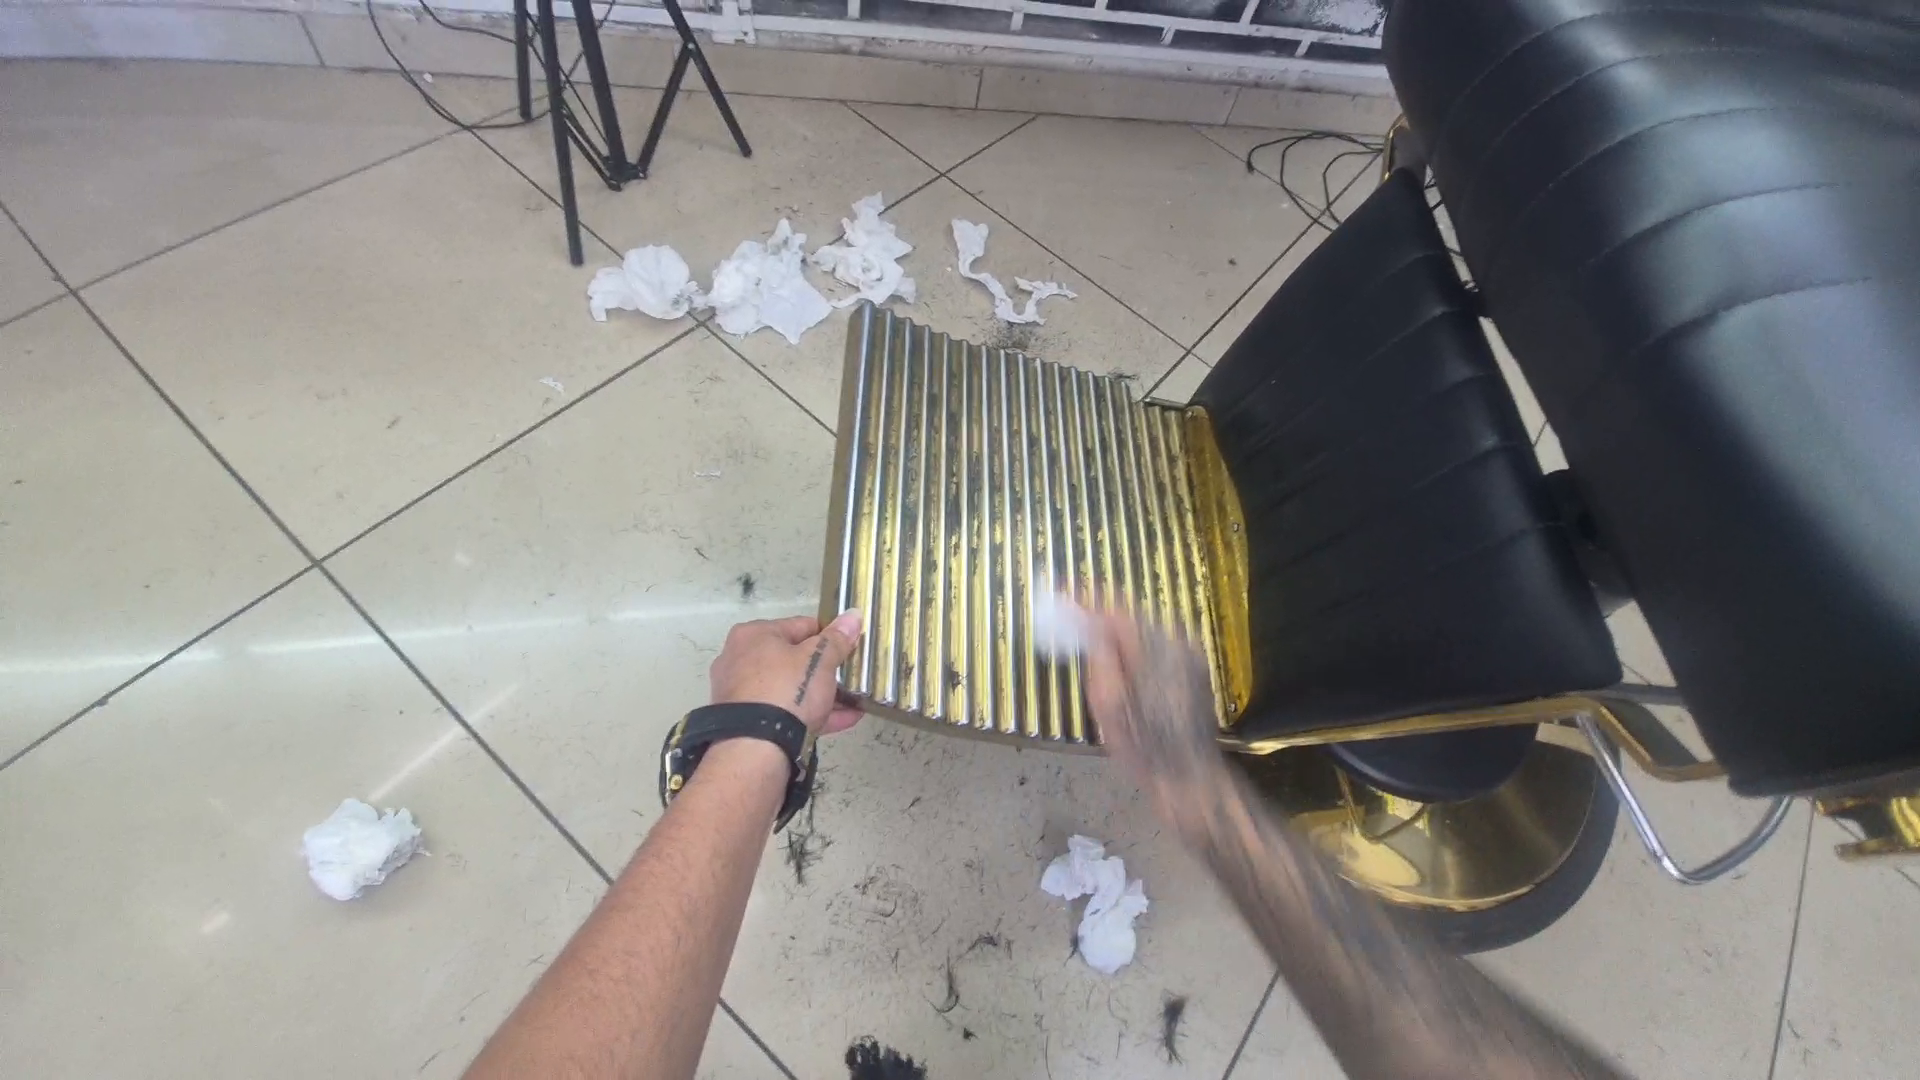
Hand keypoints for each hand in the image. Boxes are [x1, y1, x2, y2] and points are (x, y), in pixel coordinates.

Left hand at [709, 610, 863, 734]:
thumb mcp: (819, 660)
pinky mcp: (747, 723)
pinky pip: (786, 713)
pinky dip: (813, 714)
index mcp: (754, 635)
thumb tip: (853, 614)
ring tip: (855, 702)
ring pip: (791, 689)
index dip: (830, 636)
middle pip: (794, 659)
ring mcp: (742, 694)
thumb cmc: (788, 690)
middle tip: (852, 677)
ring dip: (824, 695)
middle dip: (826, 670)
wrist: (756, 749)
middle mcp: (740, 659)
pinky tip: (845, 719)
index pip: (801, 626)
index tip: (850, 649)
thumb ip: (837, 639)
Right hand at [1082, 609, 1224, 814]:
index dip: (1089, 601)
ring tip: (1096, 640)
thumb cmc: (1142, 746)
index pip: (1116, 611)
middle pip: (1133, 615)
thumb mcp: (1107, 702)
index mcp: (1153, 649)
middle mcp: (1176, 643)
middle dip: (1103, 616)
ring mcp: (1190, 653)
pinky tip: (1125, 660)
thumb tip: (1088, 621)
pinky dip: (1139, 645)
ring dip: (1121, 631)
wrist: (1188, 774)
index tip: (1066, 595)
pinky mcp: (1195, 666)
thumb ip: (1100, 654)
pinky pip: (1160, 644)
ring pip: (1146, 629)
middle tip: (1075, 618)